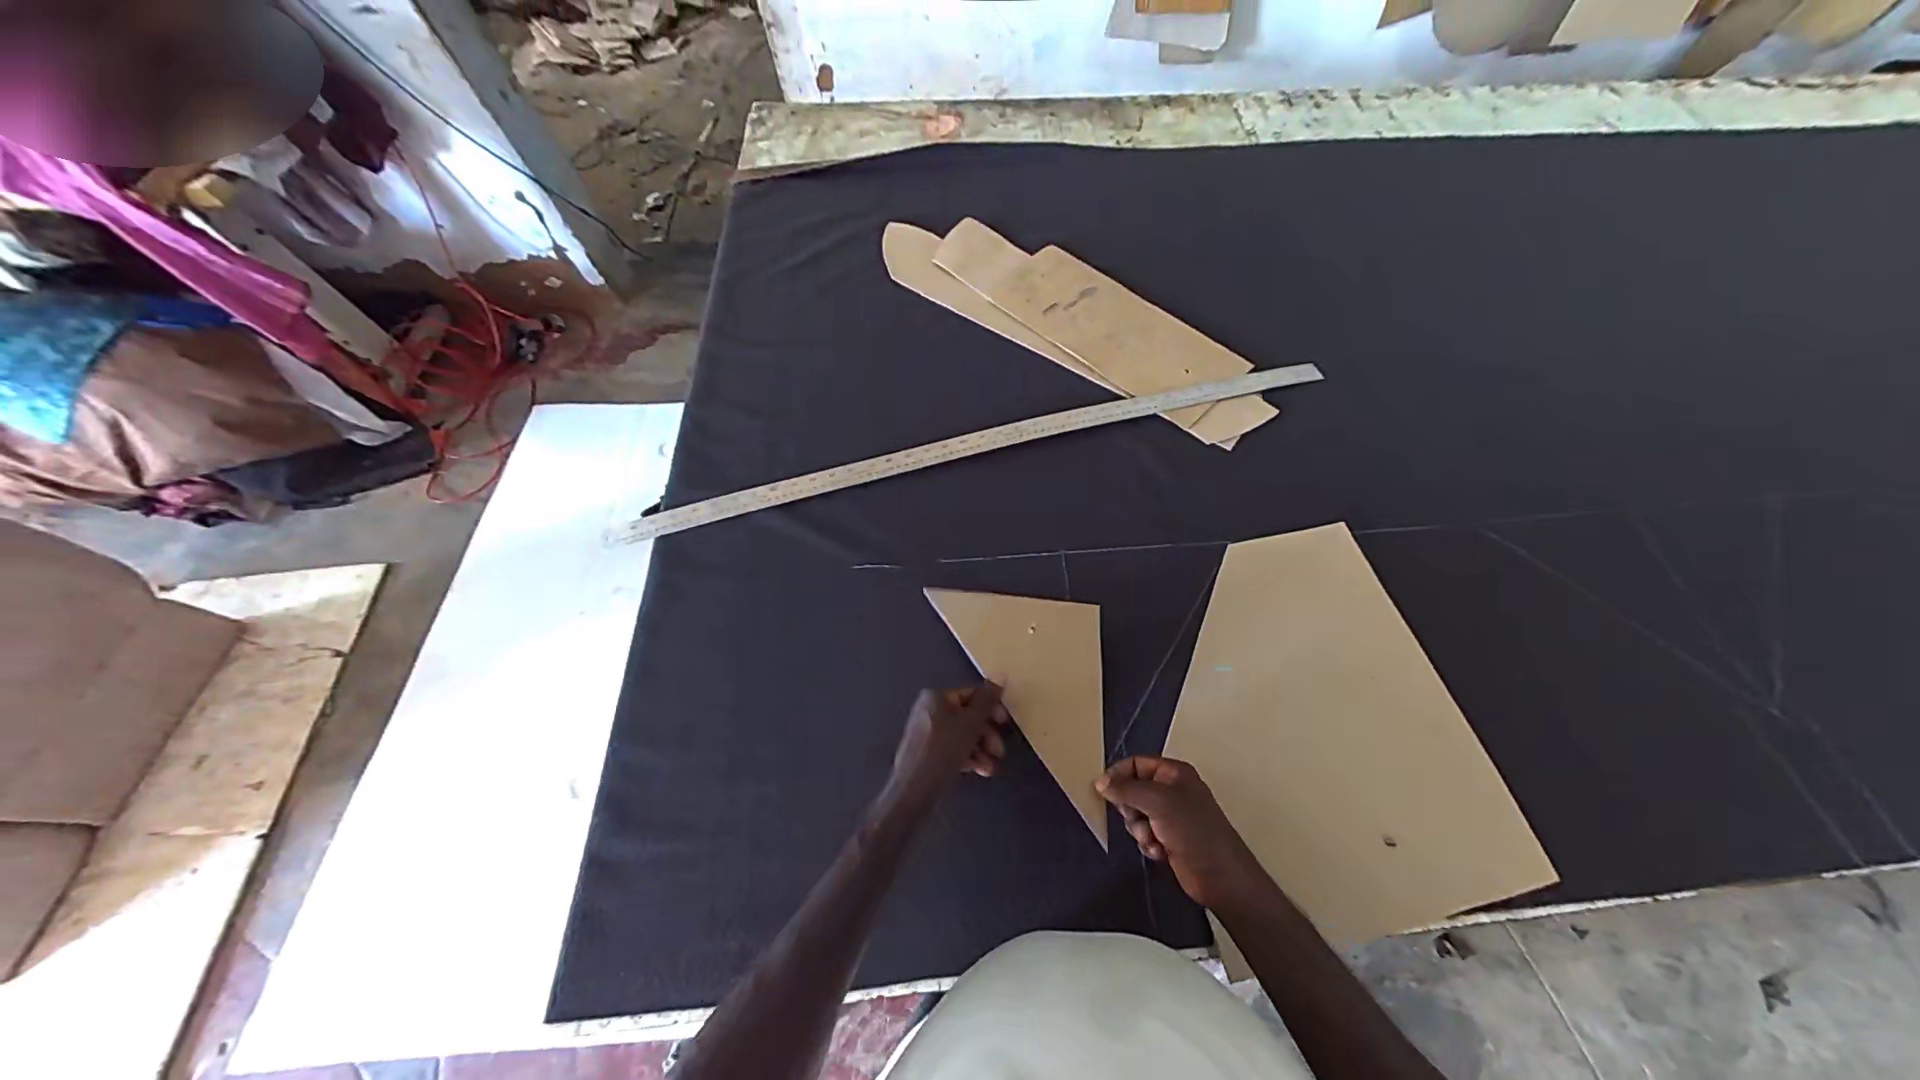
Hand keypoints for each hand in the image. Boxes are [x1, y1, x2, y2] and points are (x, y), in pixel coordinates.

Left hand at [884, 682, 1010, 810]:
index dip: (991, 708)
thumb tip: (1001, 675)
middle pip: (968, 716)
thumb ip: (987, 701)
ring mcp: (927, 732)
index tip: (1005, 724)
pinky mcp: (928, 752)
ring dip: (981, 749)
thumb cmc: (943, 752)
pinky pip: (953, 748)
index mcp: (936, 697)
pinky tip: (980, 770)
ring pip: (963, 735)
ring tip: (990, 767)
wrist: (913, 792)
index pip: (971, 694)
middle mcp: (929, 710)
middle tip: (999, 751)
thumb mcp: (970, 724)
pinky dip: (968, 757)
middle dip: (987, 734)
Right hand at [1097, 755, 1267, 909]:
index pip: (1136, 764)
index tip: (1102, 789)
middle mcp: (1171, 791)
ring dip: (1139, 829)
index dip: (1118, 774)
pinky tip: (1160, 851)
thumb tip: (1100, 781)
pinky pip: (1143, 834)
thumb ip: (1126, 789)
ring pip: (1135, 815)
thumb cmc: (1193, 830)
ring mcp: (1170, 816)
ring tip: (1153, 838)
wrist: (1220, 876)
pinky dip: (1147, 842)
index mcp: (1174, 773)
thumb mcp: (1157, 802)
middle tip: (1136, 816)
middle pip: (1132, 790)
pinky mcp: (1169, 838)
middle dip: (1130, 808)